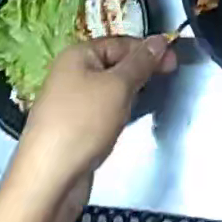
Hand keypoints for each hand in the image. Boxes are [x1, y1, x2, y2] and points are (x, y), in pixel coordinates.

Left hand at [12, 35, 176, 186]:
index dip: (148, 50)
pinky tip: (127, 120)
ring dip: (130, 92)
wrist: (48, 181)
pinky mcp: (74, 127)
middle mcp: (71, 73)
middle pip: (114, 63)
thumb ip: (141, 63)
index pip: (121, 43)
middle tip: (167, 78)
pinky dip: (118, 112)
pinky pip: (103, 110)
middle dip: (140, 70)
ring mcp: (70, 101)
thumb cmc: (82, 124)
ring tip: (149, 99)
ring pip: (110, 88)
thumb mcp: (118, 87)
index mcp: (78, 54)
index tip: (173, 61)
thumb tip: (159, 40)